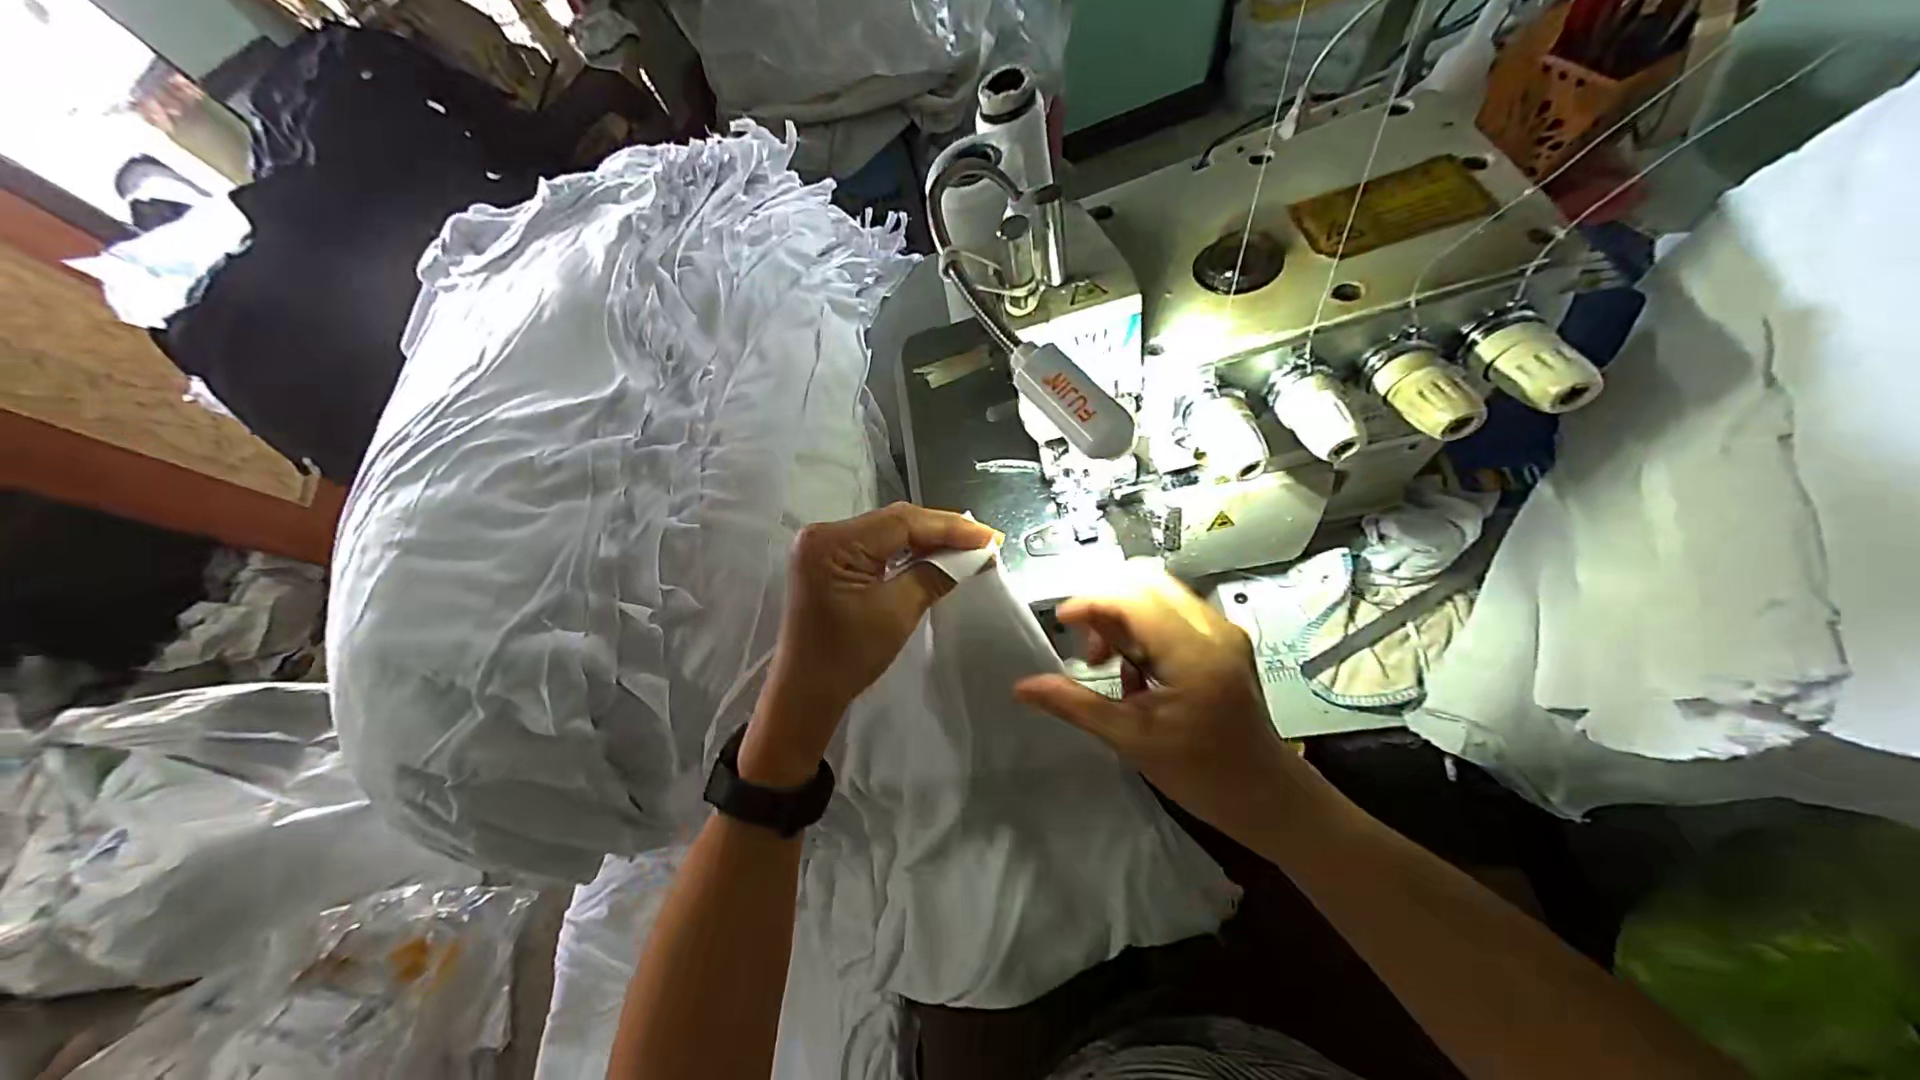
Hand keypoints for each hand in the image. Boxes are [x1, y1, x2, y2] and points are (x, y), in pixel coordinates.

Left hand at [741, 503, 998, 785]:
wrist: (807, 692)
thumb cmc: (847, 657)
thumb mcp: (897, 613)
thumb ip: (934, 575)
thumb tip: (974, 554)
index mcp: (832, 543)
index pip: (902, 522)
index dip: (950, 527)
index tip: (990, 537)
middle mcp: (824, 533)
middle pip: (895, 521)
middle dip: (942, 531)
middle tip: (985, 541)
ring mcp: (825, 545)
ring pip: (888, 531)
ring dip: (928, 539)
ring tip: (968, 547)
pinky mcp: (831, 559)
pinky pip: (877, 545)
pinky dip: (908, 550)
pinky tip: (935, 555)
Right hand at [1013, 565, 1304, 833]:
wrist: (1267, 794)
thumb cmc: (1203, 774)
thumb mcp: (1132, 740)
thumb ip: (1075, 705)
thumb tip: (1023, 687)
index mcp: (1194, 654)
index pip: (1133, 599)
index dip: (1090, 603)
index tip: (1062, 624)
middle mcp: (1213, 630)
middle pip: (1146, 583)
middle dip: (1107, 606)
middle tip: (1092, 650)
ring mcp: (1222, 631)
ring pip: (1158, 593)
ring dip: (1123, 616)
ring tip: (1111, 663)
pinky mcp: (1223, 639)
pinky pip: (1172, 611)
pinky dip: (1143, 627)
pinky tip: (1136, 669)